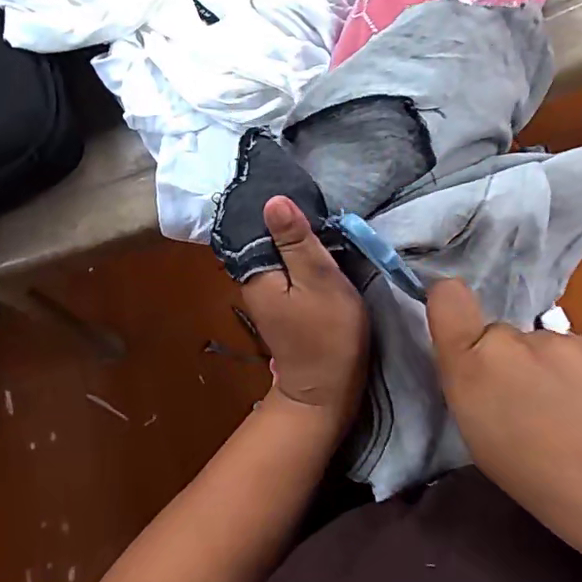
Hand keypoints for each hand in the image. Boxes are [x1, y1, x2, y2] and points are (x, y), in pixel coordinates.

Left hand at [240, 196, 369, 418]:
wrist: (328, 391)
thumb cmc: (327, 335)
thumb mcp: (319, 281)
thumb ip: (296, 242)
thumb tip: (272, 200)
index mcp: (255, 274)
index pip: (257, 226)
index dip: (279, 208)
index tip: (303, 190)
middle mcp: (253, 283)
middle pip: (267, 240)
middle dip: (289, 224)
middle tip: (319, 205)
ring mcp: (267, 297)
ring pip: (279, 255)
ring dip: (297, 241)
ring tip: (322, 223)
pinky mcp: (283, 307)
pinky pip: (288, 271)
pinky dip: (301, 260)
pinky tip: (319, 252)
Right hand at [425, 277, 581, 495]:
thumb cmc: (550, 489)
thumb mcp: (488, 447)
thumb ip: (481, 393)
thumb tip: (494, 373)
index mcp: (475, 370)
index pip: (448, 300)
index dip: (451, 306)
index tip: (461, 330)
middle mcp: (516, 343)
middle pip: (505, 340)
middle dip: (514, 366)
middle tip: (537, 412)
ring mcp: (569, 341)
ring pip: (550, 350)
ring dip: (556, 374)